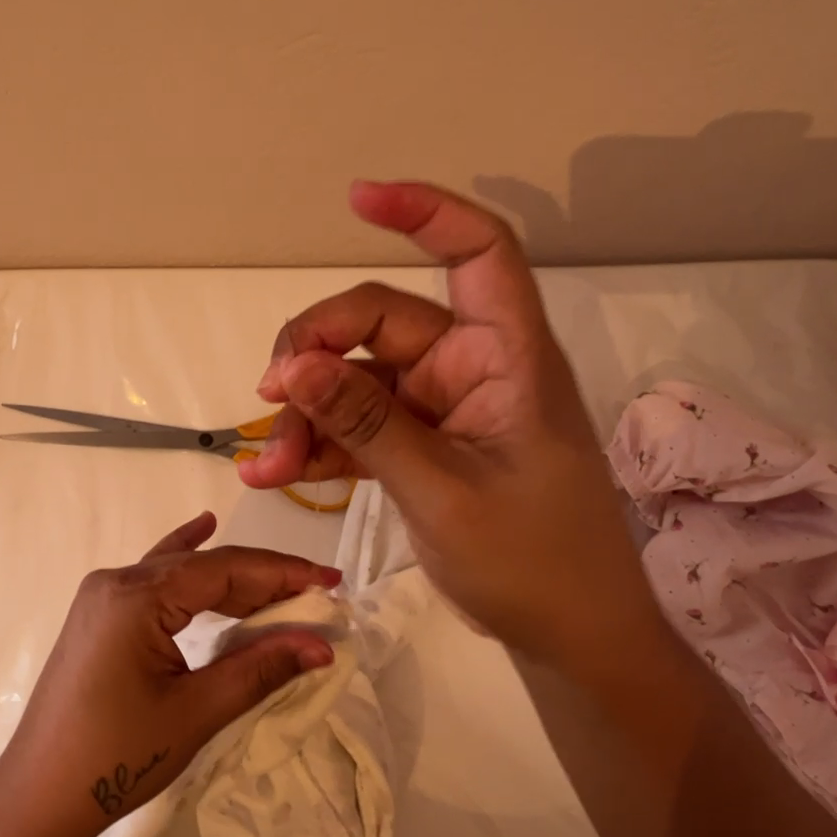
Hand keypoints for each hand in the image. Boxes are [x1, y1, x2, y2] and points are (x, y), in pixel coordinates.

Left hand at [0, 513, 338, 836]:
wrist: (40, 793)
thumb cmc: (118, 755)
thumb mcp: (196, 711)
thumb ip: (259, 668)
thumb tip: (321, 645)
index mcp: (137, 596)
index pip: (223, 569)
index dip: (281, 573)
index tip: (331, 581)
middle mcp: (116, 582)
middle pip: (202, 567)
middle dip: (261, 578)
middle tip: (317, 592)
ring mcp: (102, 596)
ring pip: (179, 573)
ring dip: (229, 580)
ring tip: (281, 587)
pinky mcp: (98, 616)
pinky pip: (152, 581)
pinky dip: (184, 565)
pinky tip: (202, 530)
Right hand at [239, 180, 657, 664]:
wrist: (570, 638)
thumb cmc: (535, 562)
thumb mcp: (441, 490)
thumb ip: (366, 424)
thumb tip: (293, 366)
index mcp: (506, 358)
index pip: (478, 253)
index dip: (425, 212)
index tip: (356, 198)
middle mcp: (468, 367)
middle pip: (377, 321)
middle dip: (315, 354)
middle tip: (269, 395)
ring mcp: (437, 407)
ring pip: (352, 379)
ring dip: (304, 415)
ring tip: (266, 465)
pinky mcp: (414, 444)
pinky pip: (352, 426)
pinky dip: (314, 445)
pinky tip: (271, 474)